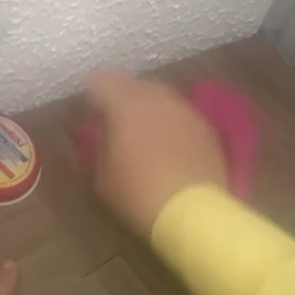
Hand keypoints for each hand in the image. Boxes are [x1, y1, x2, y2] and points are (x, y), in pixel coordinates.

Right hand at [84, 70, 227, 236]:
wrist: (193, 212)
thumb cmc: (138, 194)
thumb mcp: (103, 176)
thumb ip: (100, 145)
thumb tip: (103, 133)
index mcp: (123, 104)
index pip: (101, 82)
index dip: (93, 90)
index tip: (90, 103)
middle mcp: (154, 97)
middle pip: (132, 83)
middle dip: (120, 91)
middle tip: (113, 109)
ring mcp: (182, 109)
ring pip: (159, 94)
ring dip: (147, 102)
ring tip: (142, 121)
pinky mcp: (204, 126)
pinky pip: (179, 112)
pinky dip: (168, 117)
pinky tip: (167, 136)